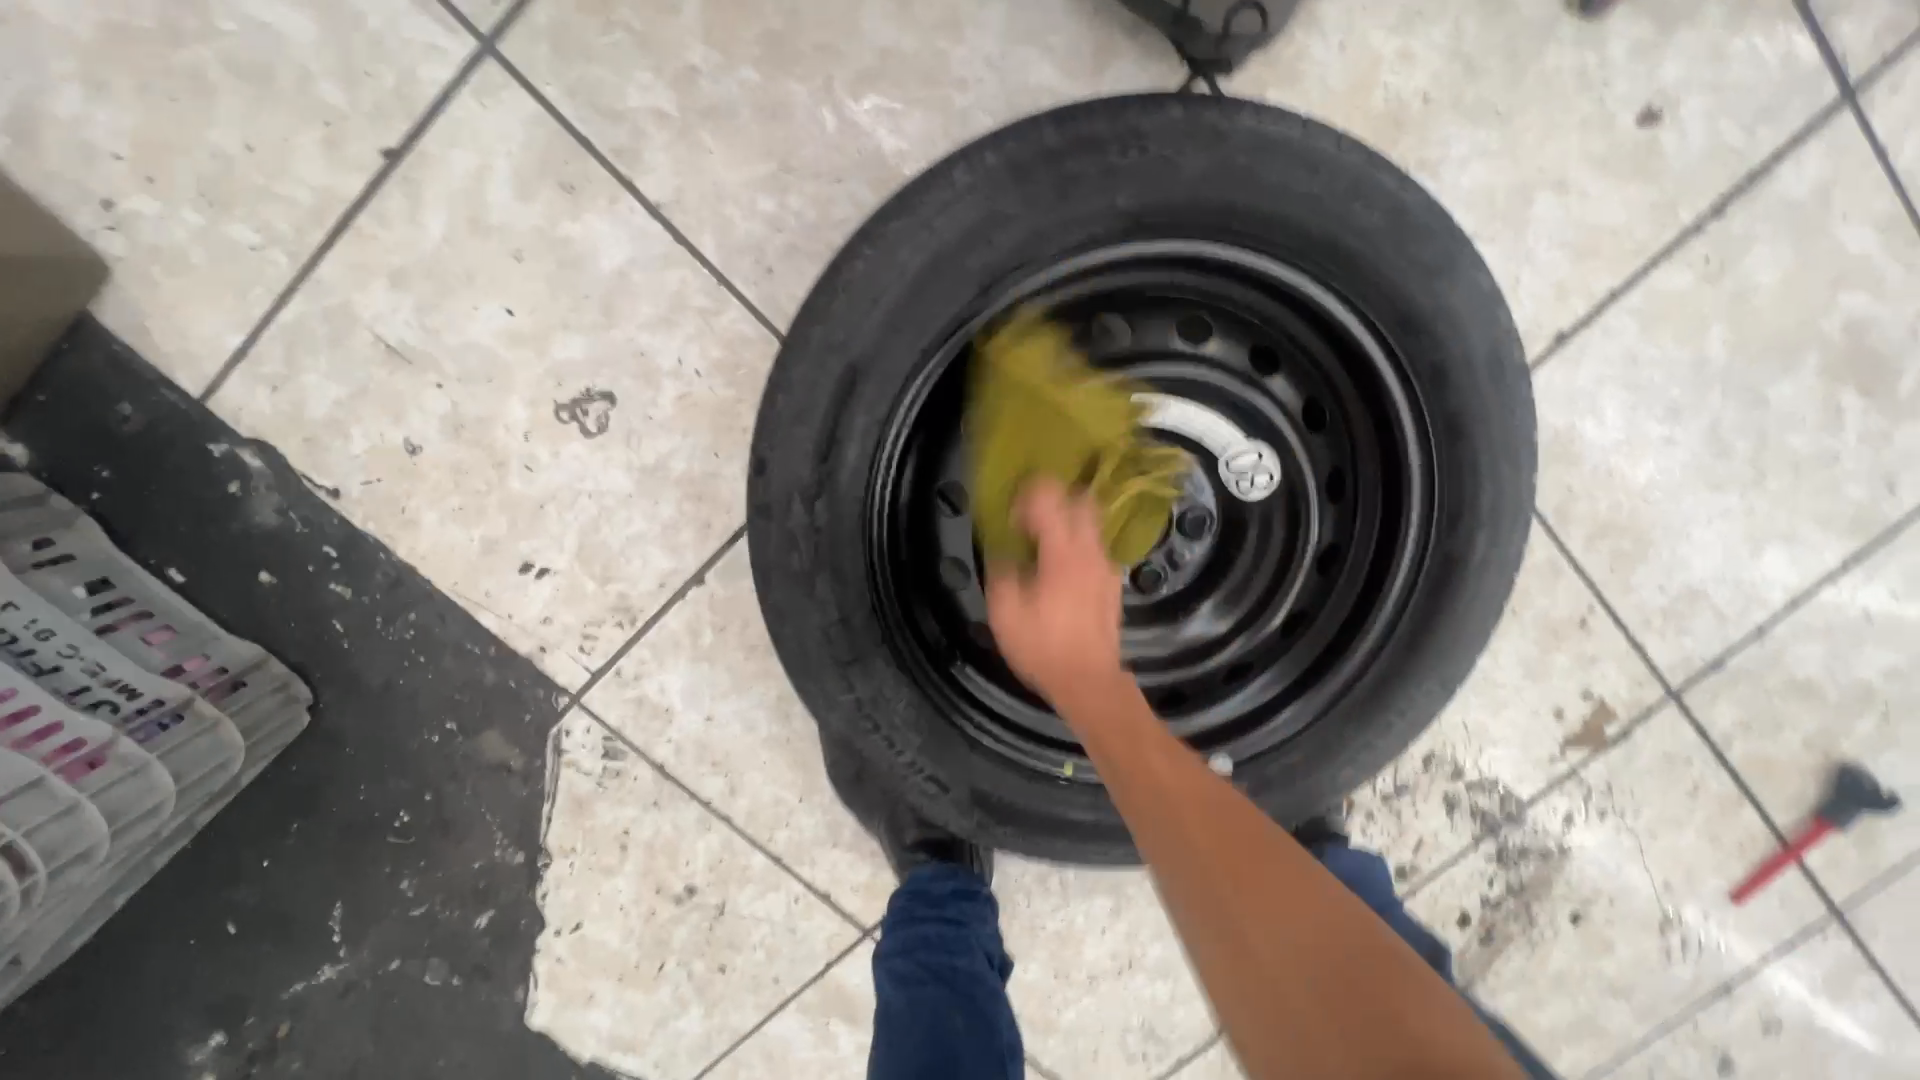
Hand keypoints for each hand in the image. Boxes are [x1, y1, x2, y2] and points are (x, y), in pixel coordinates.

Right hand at [985, 477, 1127, 706]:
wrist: (1088, 682)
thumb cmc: (1043, 647)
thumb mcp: (1005, 612)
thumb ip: (1001, 572)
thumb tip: (1004, 554)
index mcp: (1062, 552)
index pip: (1049, 497)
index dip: (1027, 495)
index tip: (1011, 513)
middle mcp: (1090, 551)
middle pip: (1081, 500)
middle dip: (1056, 498)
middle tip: (1031, 515)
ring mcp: (1106, 567)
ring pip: (1092, 523)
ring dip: (1068, 521)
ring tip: (1044, 541)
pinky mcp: (1113, 584)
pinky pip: (1096, 549)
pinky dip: (1079, 545)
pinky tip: (1062, 569)